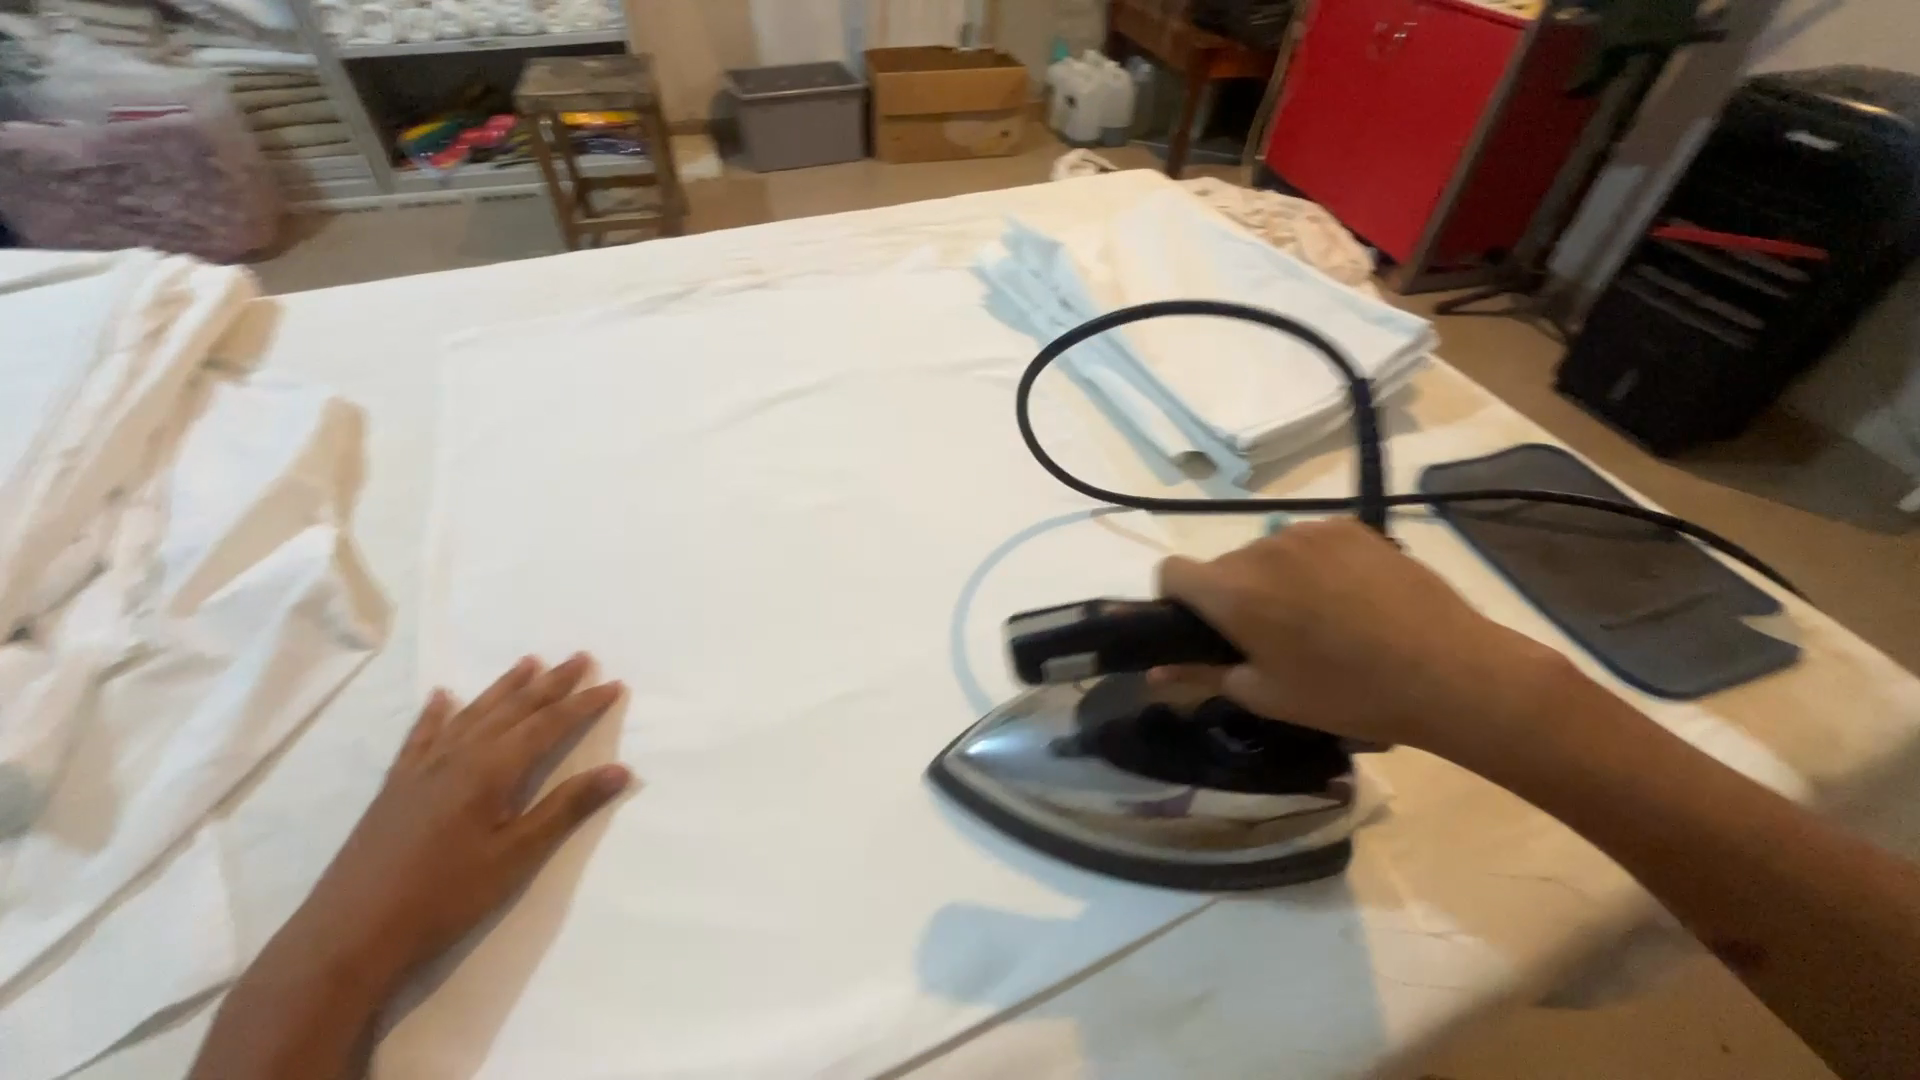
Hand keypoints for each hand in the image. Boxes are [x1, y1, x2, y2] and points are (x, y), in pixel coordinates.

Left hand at [288, 654, 630, 989]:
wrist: (349, 936)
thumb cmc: (444, 898)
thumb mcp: (516, 857)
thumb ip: (566, 808)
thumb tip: (619, 769)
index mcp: (491, 770)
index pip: (548, 725)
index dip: (583, 704)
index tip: (613, 684)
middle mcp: (457, 756)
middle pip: (513, 709)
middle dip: (551, 683)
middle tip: (580, 657)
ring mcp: (422, 768)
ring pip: (472, 713)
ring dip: (503, 687)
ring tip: (529, 662)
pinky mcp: (396, 787)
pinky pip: (422, 735)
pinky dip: (436, 712)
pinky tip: (441, 696)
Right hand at [1154, 519, 1570, 758]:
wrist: (1449, 672)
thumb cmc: (1346, 694)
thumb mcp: (1266, 695)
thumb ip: (1202, 676)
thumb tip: (1156, 672)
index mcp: (1232, 591)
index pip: (1171, 571)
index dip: (1175, 599)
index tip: (1202, 629)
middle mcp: (1261, 549)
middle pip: (1222, 566)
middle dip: (1231, 596)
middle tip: (1269, 637)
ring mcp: (1307, 531)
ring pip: (1265, 554)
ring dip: (1272, 579)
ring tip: (1317, 618)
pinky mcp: (1348, 525)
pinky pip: (1306, 542)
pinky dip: (1310, 565)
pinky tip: (1348, 598)